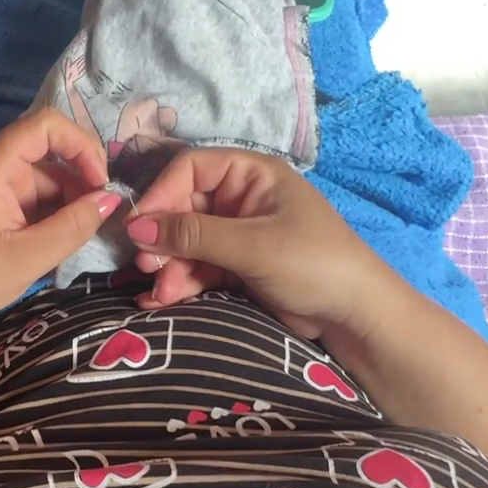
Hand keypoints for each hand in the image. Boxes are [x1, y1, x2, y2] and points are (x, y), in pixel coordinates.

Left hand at [0, 108, 120, 329]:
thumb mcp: (29, 258)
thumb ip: (73, 226)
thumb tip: (111, 200)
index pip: (46, 125)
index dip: (80, 145)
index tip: (100, 184)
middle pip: (49, 150)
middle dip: (81, 177)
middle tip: (101, 214)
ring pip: (46, 176)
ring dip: (70, 199)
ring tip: (84, 233)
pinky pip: (34, 195)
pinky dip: (54, 212)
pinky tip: (65, 238)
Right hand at [125, 147, 385, 337]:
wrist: (354, 317)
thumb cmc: (313, 264)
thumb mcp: (251, 245)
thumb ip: (192, 234)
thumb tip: (133, 227)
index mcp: (252, 175)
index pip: (191, 169)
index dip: (161, 194)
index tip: (138, 227)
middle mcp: (241, 200)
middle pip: (183, 209)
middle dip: (163, 239)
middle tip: (146, 267)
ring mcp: (238, 235)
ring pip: (187, 243)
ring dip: (169, 268)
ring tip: (160, 294)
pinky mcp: (236, 267)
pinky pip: (197, 268)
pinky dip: (180, 283)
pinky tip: (162, 302)